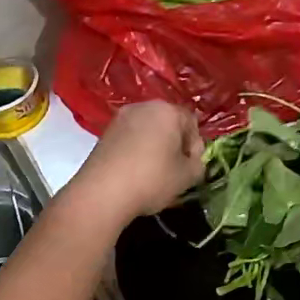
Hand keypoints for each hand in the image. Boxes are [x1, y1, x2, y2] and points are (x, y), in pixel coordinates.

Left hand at [64, 102, 204, 224]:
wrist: (102, 193)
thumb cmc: (151, 180)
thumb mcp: (187, 177)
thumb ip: (198, 165)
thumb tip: (192, 161)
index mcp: (167, 110)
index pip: (191, 123)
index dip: (195, 147)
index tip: (190, 168)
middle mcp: (142, 107)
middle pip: (167, 124)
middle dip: (174, 145)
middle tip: (174, 171)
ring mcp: (119, 119)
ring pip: (146, 132)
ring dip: (154, 149)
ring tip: (153, 175)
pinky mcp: (104, 135)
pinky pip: (129, 140)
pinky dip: (135, 153)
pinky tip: (134, 174)